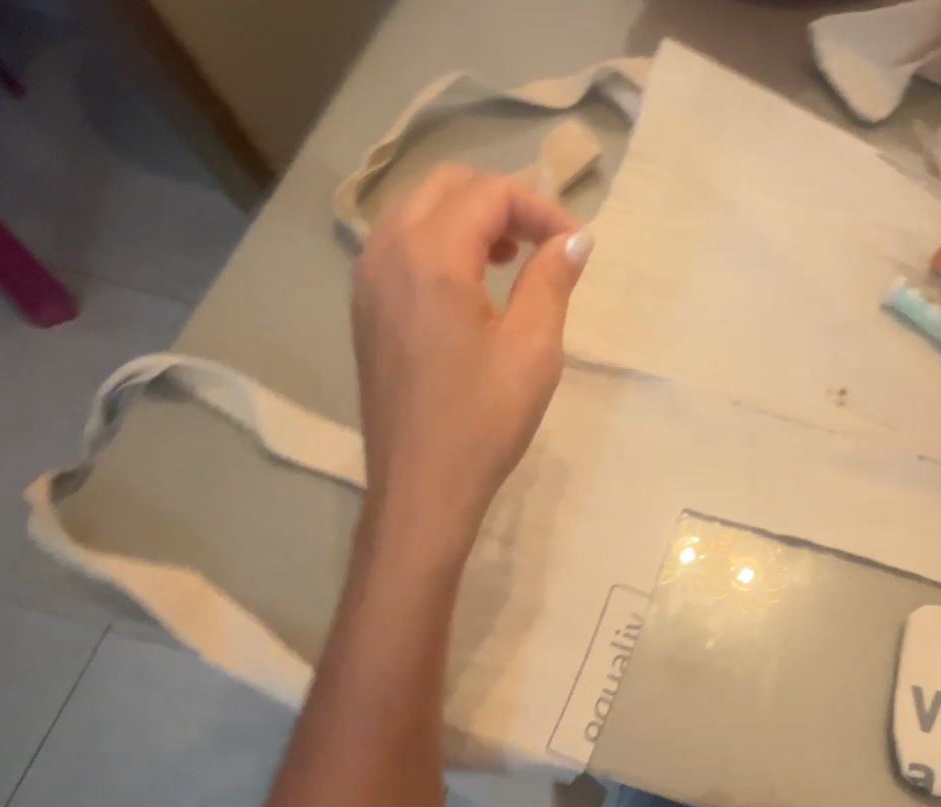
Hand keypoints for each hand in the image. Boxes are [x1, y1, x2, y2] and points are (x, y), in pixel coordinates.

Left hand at [351, 164, 591, 533]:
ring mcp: (367, 279)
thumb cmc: (484, 421)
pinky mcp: (364, 307)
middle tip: (542, 244)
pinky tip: (468, 287)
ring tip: (509, 260)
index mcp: (431, 256)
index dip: (540, 207)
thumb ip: (552, 280)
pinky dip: (437, 243)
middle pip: (445, 186)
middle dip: (500, 203)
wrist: (421, 485)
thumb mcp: (534, 349)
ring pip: (417, 211)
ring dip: (467, 219)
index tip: (575, 244)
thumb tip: (576, 239)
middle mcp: (387, 251)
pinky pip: (399, 245)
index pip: (488, 194)